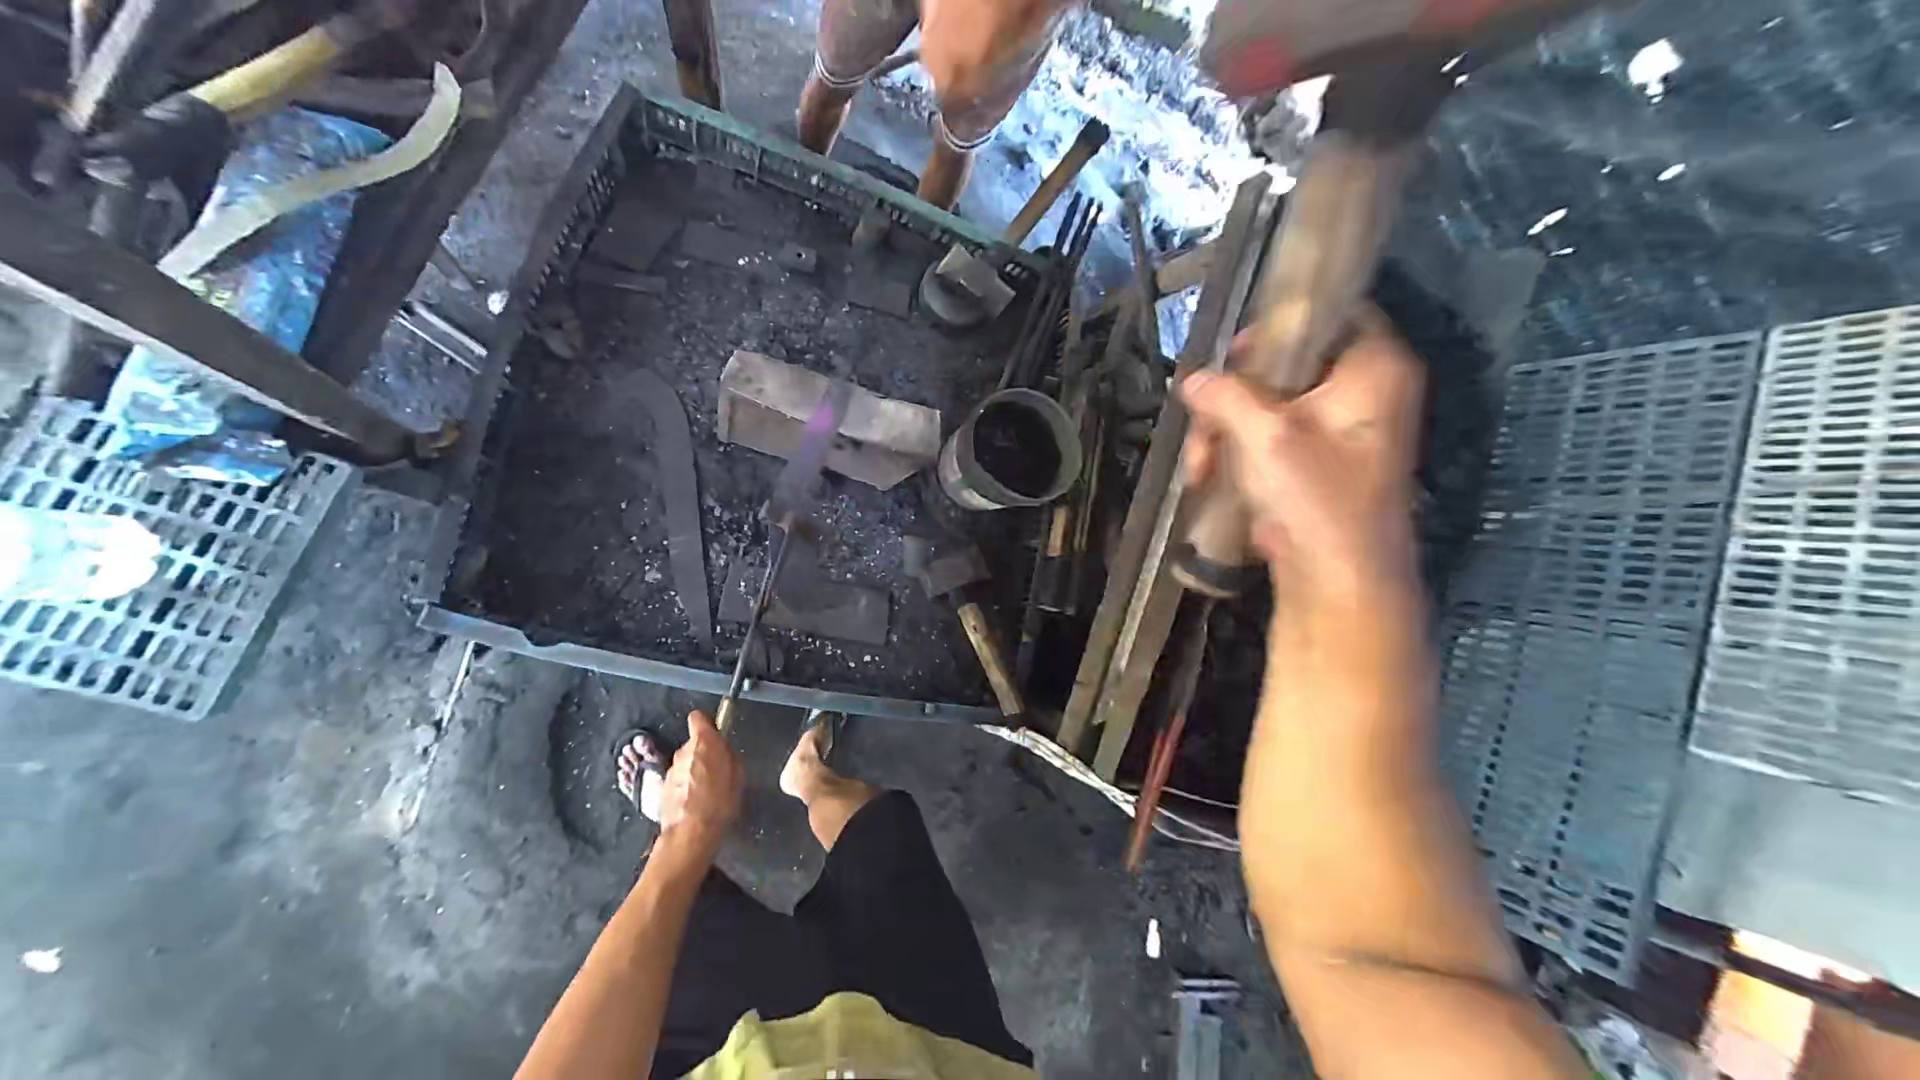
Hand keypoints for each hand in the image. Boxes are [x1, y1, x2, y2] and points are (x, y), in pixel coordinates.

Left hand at [655, 710, 741, 858]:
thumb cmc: (720, 801)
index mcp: (704, 742)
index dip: (707, 723)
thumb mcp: (738, 774)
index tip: (715, 733)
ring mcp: (670, 770)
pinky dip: (685, 787)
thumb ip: (728, 754)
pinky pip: (678, 780)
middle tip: (717, 770)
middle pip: (694, 744)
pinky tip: (694, 803)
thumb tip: (722, 748)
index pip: (698, 717)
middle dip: (704, 753)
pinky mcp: (662, 788)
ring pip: (686, 763)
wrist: (691, 833)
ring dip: (694, 771)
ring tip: (706, 791)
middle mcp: (683, 751)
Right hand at [1178, 322, 1424, 604]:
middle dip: (1231, 398)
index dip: (1279, 325)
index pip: (1332, 313)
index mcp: (1375, 369)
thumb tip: (1191, 379)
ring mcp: (1339, 432)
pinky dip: (1238, 453)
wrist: (1337, 582)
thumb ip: (1224, 394)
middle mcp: (1364, 393)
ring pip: (1268, 406)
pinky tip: (1209, 477)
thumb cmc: (1316, 497)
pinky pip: (1269, 438)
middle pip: (1287, 367)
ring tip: (1200, 469)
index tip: (1232, 353)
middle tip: (1202, 424)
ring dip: (1225, 432)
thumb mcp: (1264, 434)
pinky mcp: (1316, 465)